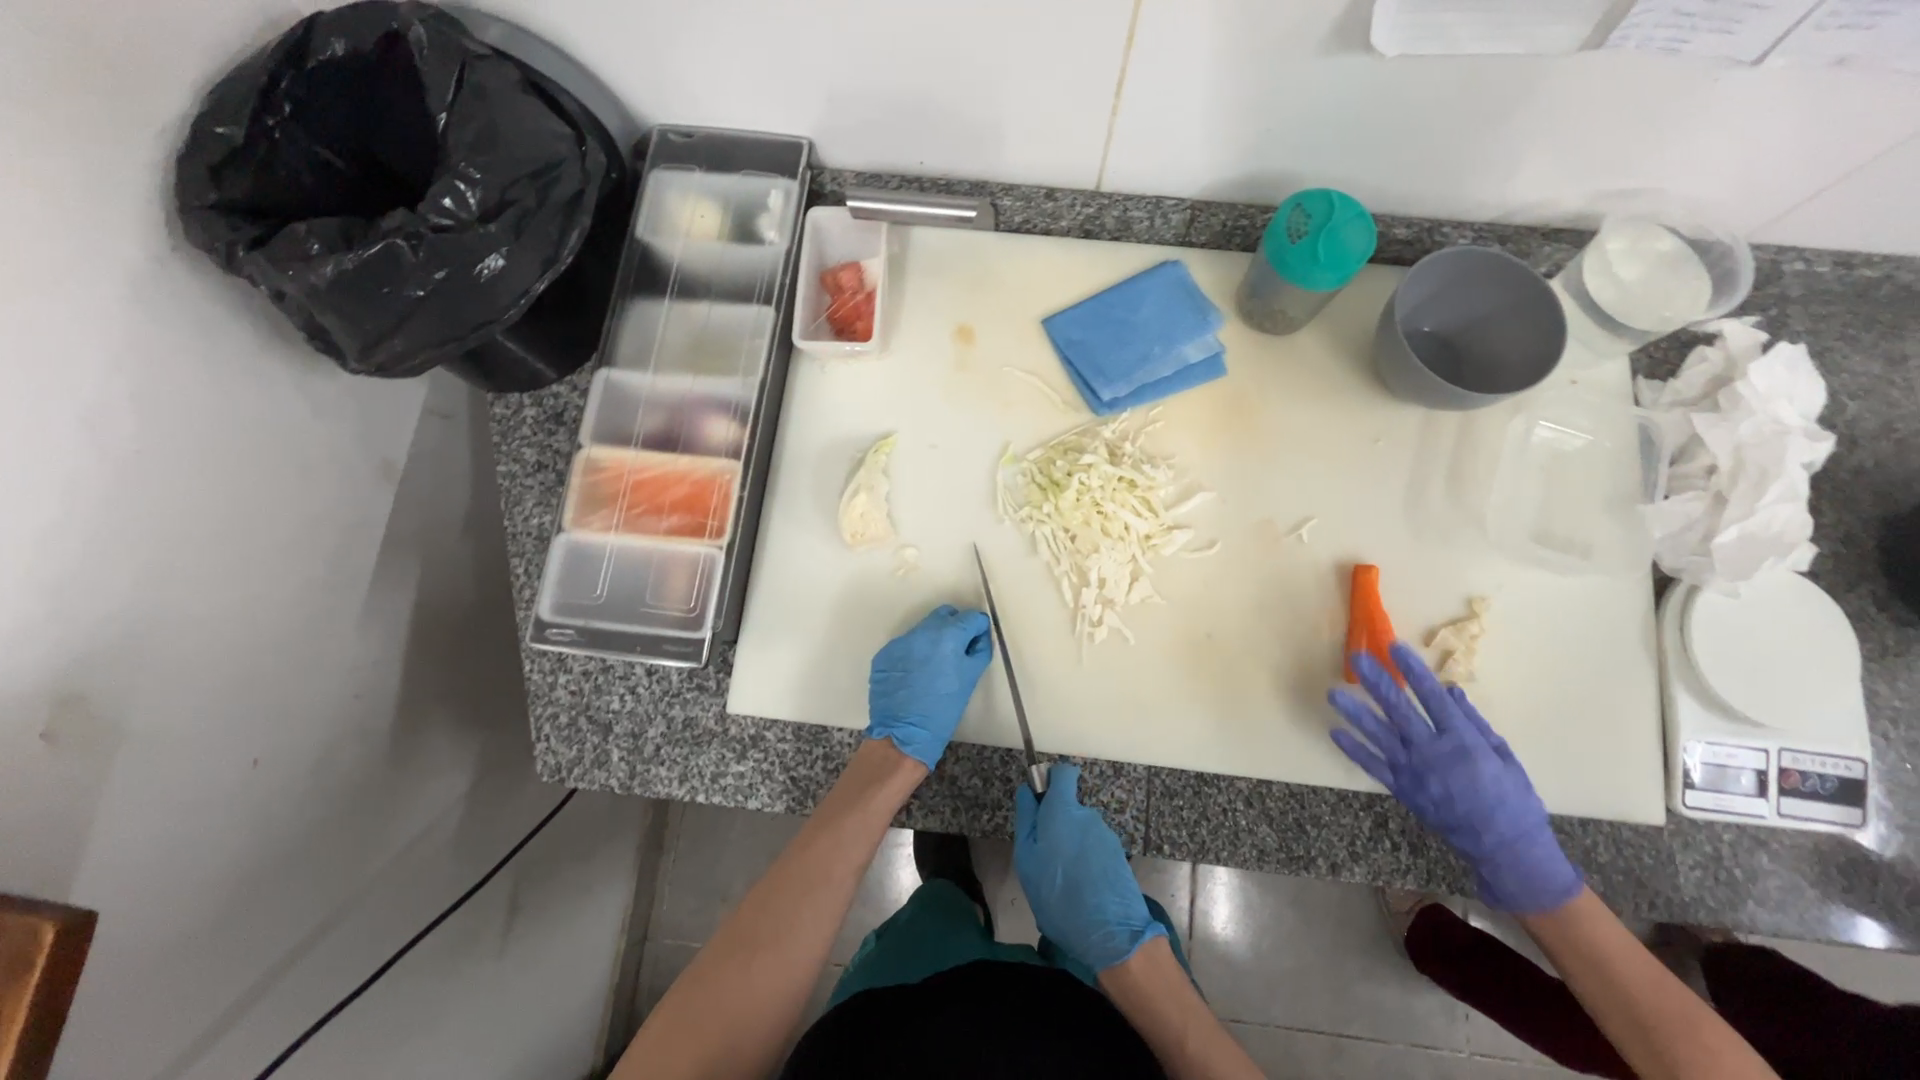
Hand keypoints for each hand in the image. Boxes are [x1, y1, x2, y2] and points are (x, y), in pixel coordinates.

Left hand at [866, 604, 992, 769]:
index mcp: (948, 635)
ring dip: (933, 640)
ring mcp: (900, 641)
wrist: (904, 733)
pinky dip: (914, 653)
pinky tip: (915, 674)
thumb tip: (978, 636)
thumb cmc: (943, 709)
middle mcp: (922, 631)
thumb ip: (978, 651)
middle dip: (955, 626)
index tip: (977, 640)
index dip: (978, 628)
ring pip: (923, 629)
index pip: (970, 617)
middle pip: (944, 615)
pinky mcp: (885, 654)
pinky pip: (905, 645)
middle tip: (958, 649)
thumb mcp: (970, 679)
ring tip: (934, 666)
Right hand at [1015, 764, 1165, 971]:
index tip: (1038, 801)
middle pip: (1068, 808)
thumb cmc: (1058, 895)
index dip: (1050, 779)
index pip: (1063, 772)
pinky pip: (1093, 849)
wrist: (1112, 934)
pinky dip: (1085, 862)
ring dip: (1069, 847)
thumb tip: (1027, 789)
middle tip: (1042, 860)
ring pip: (1080, 831)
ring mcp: (1106, 836)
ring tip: (1061, 883)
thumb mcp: (1027, 859)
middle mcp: (1088, 816)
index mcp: (1063, 811)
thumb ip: (1026, 819)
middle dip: (1054, 826)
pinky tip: (1080, 891)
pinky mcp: (1118, 857)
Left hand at [1328, 641, 1581, 914]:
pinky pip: (1373, 767)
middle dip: (1377, 682)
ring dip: (1354, 713)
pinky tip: (1336, 733)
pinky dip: (1354, 750)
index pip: (1432, 696)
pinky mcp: (1402, 790)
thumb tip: (1449, 691)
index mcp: (1462, 740)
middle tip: (1357, 659)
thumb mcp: (1503, 755)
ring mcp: (1414, 772)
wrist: (1504, 847)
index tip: (1395, 647)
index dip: (1412, 670)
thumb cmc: (1513, 799)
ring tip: (1333, 694)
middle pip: (1399, 710)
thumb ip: (1474, 722)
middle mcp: (1432, 752)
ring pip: (1378, 736)